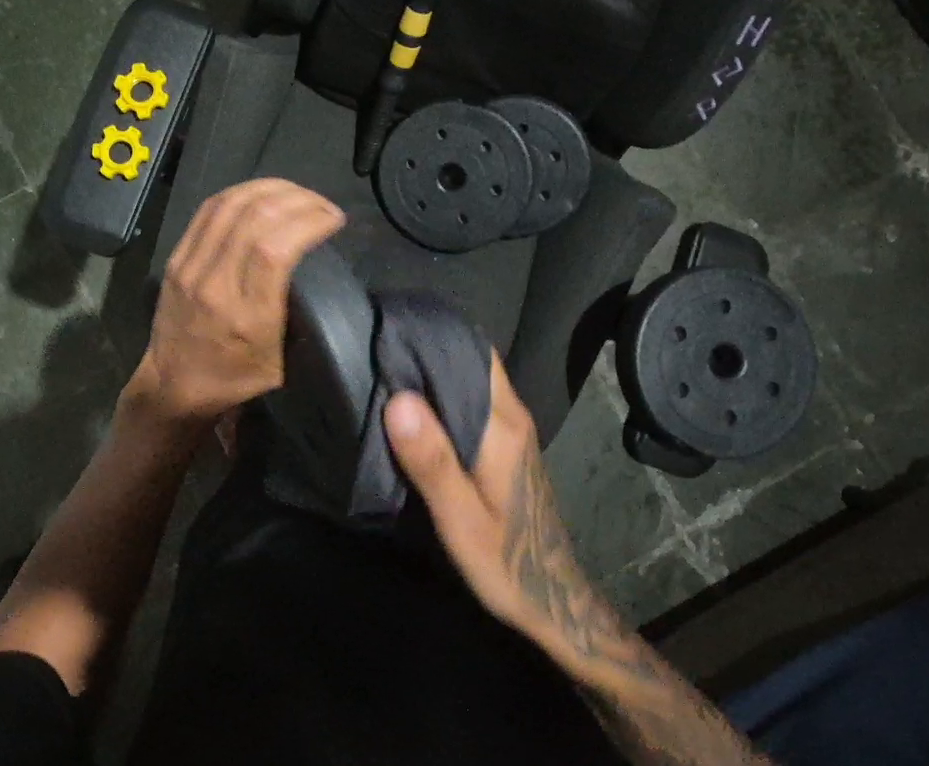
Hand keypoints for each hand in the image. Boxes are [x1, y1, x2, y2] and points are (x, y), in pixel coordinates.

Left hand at [128, 179, 345, 429]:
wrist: (173, 385)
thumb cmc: (235, 379)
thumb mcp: (281, 363)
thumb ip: (300, 318)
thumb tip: (326, 270)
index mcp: (247, 316)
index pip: (275, 249)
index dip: (309, 221)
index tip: (334, 219)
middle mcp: (216, 285)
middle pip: (256, 218)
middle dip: (298, 200)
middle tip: (322, 205)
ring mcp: (191, 267)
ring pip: (231, 205)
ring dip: (271, 189)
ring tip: (299, 194)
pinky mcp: (176, 257)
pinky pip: (208, 210)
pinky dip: (241, 193)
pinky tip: (263, 194)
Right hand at [384, 359, 613, 659]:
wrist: (552, 600)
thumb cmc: (504, 561)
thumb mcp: (459, 517)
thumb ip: (431, 459)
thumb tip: (398, 397)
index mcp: (501, 426)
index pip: (469, 355)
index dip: (429, 336)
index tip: (385, 329)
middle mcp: (511, 416)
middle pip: (471, 361)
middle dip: (426, 347)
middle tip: (375, 344)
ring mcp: (512, 430)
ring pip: (472, 379)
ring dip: (434, 369)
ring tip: (385, 365)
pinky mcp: (506, 444)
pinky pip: (472, 400)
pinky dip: (443, 391)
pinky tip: (412, 403)